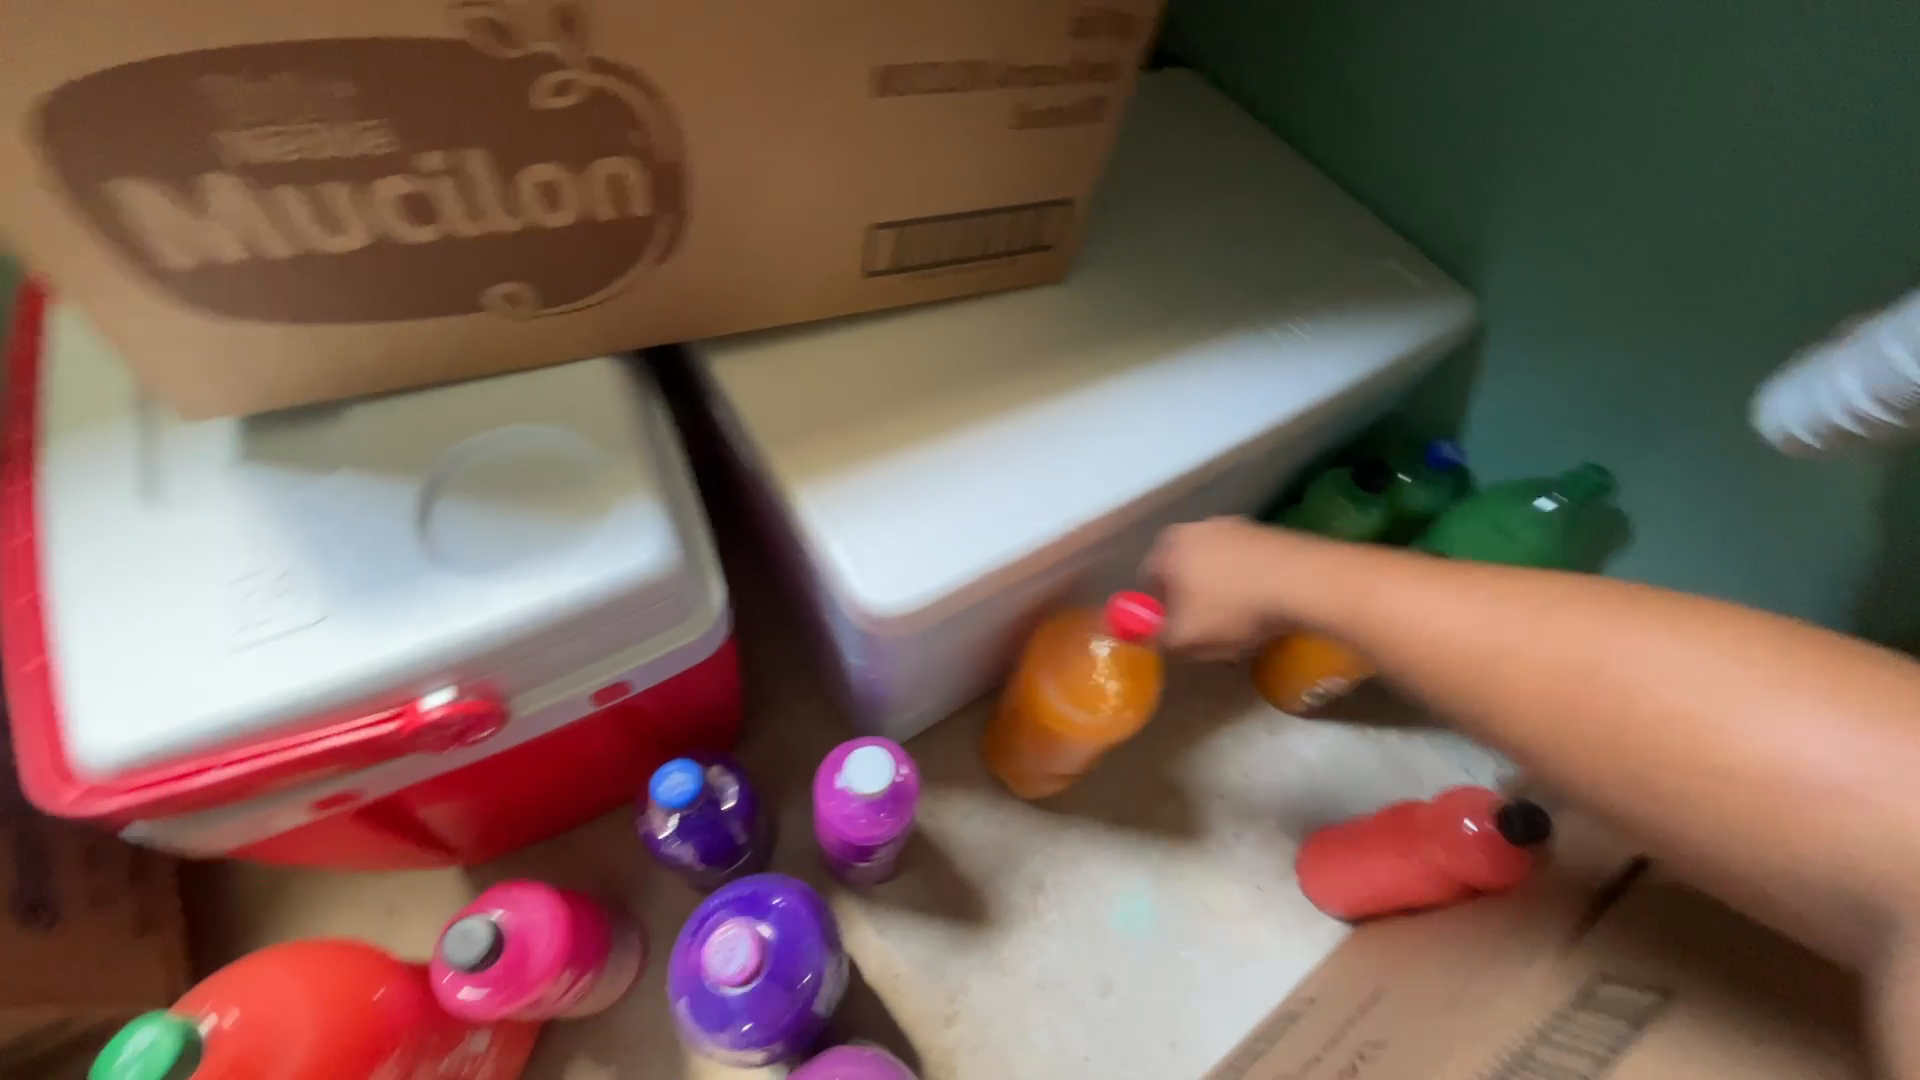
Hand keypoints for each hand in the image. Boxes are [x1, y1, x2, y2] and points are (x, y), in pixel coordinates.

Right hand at [1143, 517, 1294, 658]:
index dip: (1158, 612)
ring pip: (1214, 568)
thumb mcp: (1184, 638)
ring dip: (1220, 594)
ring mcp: (1233, 526)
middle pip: (1182, 573)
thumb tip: (1151, 638)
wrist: (1304, 582)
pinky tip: (1263, 609)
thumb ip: (1157, 639)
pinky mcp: (1266, 532)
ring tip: (1239, 625)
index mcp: (1167, 547)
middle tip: (1205, 632)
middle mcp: (1194, 528)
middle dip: (1190, 602)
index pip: (1147, 582)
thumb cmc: (1232, 609)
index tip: (1174, 634)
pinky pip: (1245, 564)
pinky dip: (1247, 585)